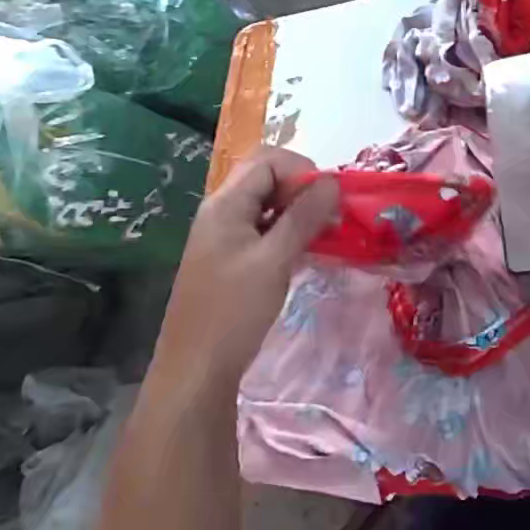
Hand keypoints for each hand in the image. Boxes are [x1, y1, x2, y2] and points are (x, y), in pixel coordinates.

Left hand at [151, 147, 338, 389]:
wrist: (196, 368)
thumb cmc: (234, 311)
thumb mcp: (274, 260)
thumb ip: (303, 217)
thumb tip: (333, 182)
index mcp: (226, 204)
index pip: (269, 161)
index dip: (303, 171)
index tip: (330, 201)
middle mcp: (222, 211)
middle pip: (267, 177)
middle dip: (303, 188)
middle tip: (331, 215)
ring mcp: (225, 235)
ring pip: (267, 204)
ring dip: (299, 210)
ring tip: (326, 233)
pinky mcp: (231, 257)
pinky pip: (264, 228)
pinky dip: (288, 231)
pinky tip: (306, 251)